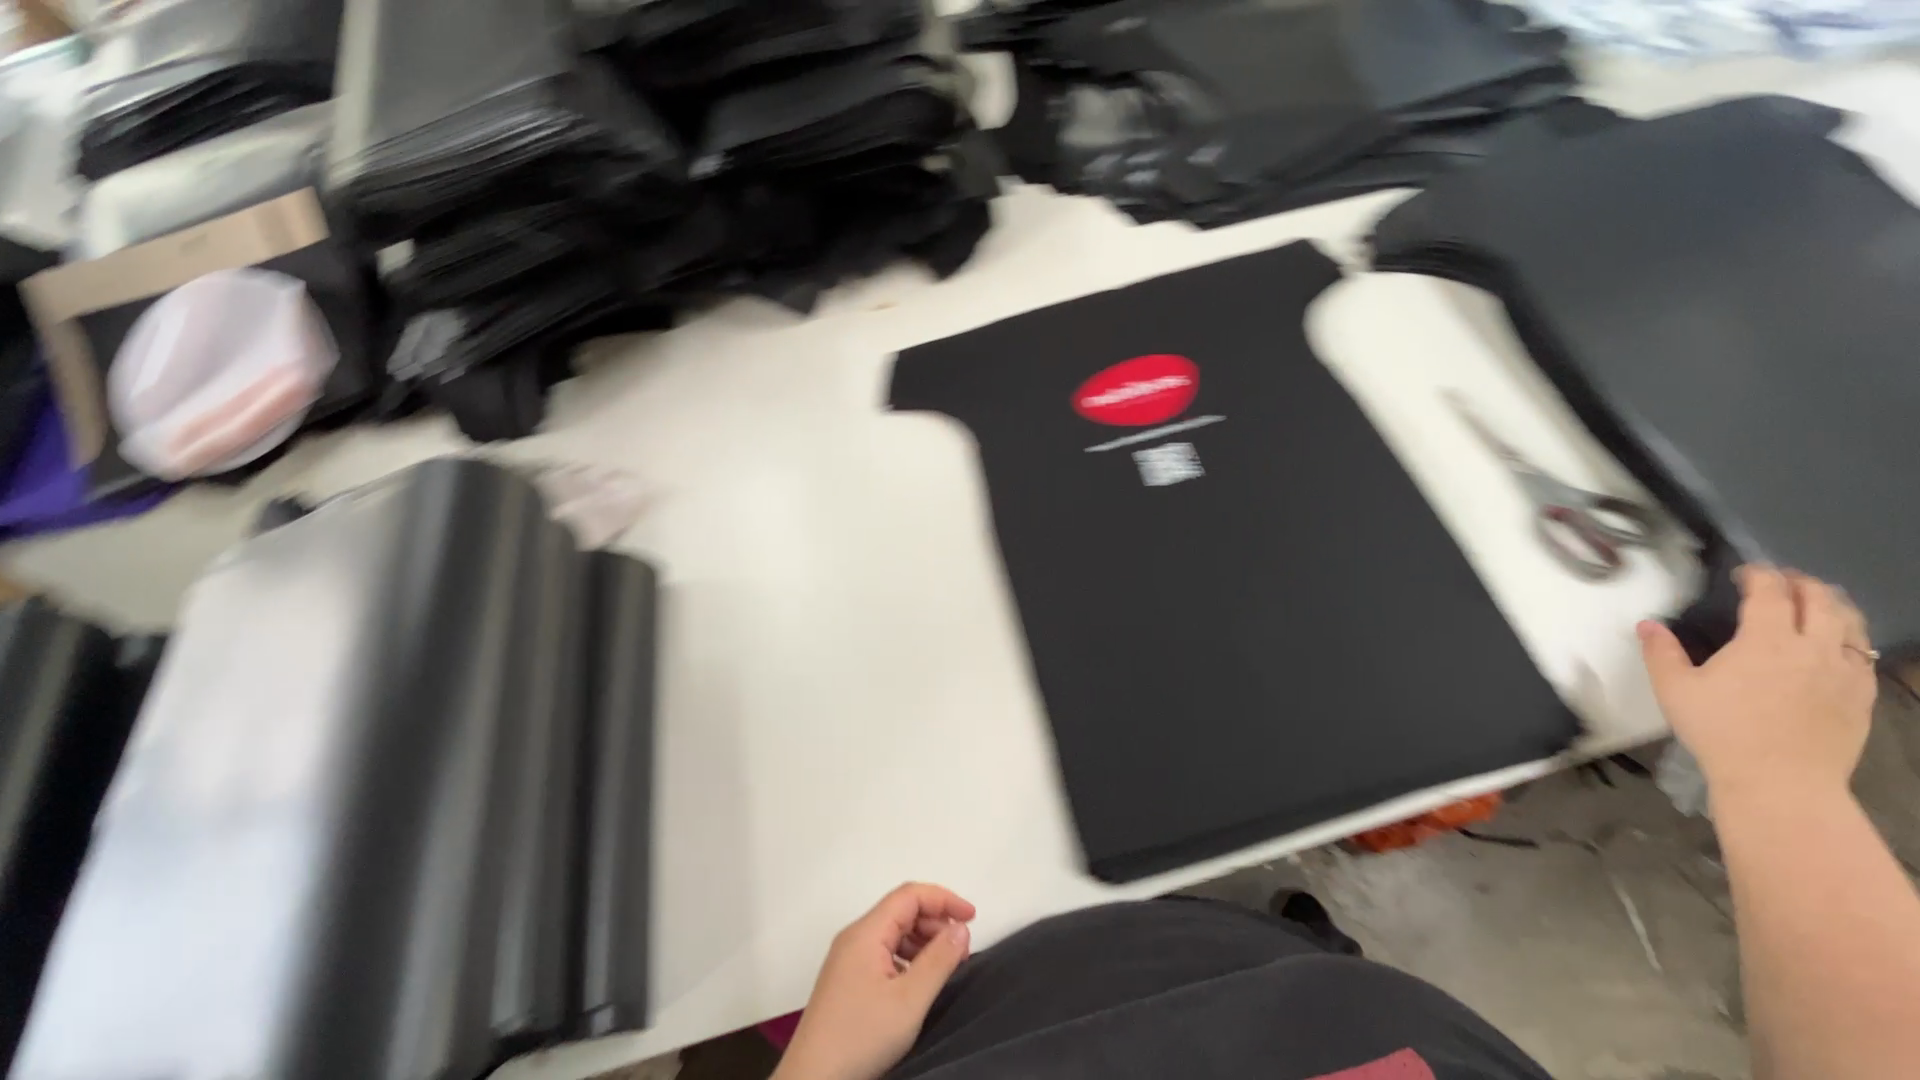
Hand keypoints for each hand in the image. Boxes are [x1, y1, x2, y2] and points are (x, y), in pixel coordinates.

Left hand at [772, 883, 976, 1079]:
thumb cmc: (862, 1036)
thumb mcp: (909, 1000)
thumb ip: (939, 960)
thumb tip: (961, 929)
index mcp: (866, 933)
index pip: (909, 896)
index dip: (943, 899)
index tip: (972, 918)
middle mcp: (854, 938)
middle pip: (900, 912)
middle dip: (935, 922)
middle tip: (962, 950)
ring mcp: (847, 960)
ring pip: (893, 933)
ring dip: (923, 941)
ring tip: (946, 966)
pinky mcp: (847, 980)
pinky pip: (883, 954)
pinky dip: (908, 958)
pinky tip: (920, 982)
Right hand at [1638, 564, 1877, 804]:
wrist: (1780, 780)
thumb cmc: (1720, 731)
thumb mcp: (1674, 690)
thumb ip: (1661, 653)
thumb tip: (1648, 625)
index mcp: (1765, 641)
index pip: (1770, 592)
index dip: (1759, 575)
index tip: (1746, 572)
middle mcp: (1812, 647)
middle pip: (1820, 599)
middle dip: (1801, 582)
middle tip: (1783, 580)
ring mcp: (1844, 671)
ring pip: (1851, 623)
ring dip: (1833, 604)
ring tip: (1818, 602)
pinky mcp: (1862, 694)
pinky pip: (1863, 654)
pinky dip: (1850, 637)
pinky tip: (1837, 645)